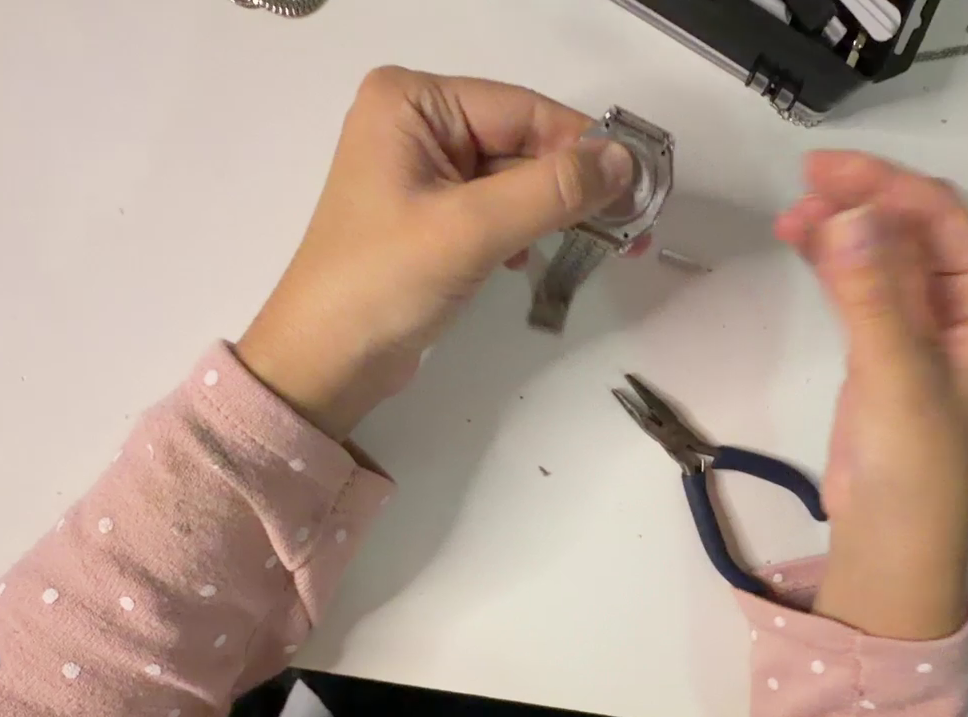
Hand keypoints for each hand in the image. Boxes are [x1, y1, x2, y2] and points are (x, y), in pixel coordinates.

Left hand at [237, 67, 636, 438]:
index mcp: (412, 103)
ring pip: (511, 183)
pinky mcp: (428, 222)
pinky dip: (521, 234)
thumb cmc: (383, 285)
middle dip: (572, 187)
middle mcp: (416, 128)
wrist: (327, 361)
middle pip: (519, 145)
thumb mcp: (472, 229)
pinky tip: (529, 260)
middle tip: (631, 226)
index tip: (640, 184)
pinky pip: (493, 213)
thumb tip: (623, 162)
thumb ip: (551, 191)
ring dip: (552, 213)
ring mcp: (421, 176)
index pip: (521, 111)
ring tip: (600, 245)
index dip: (583, 146)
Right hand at [775, 152, 967, 639]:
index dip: (883, 187)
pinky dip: (835, 267)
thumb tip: (848, 215)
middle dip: (860, 203)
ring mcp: (925, 328)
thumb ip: (874, 296)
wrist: (893, 540)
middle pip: (913, 230)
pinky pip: (865, 290)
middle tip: (799, 188)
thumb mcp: (898, 378)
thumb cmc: (915, 467)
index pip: (941, 220)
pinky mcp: (887, 351)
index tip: (820, 171)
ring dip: (842, 232)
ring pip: (884, 257)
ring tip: (789, 217)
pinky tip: (806, 248)